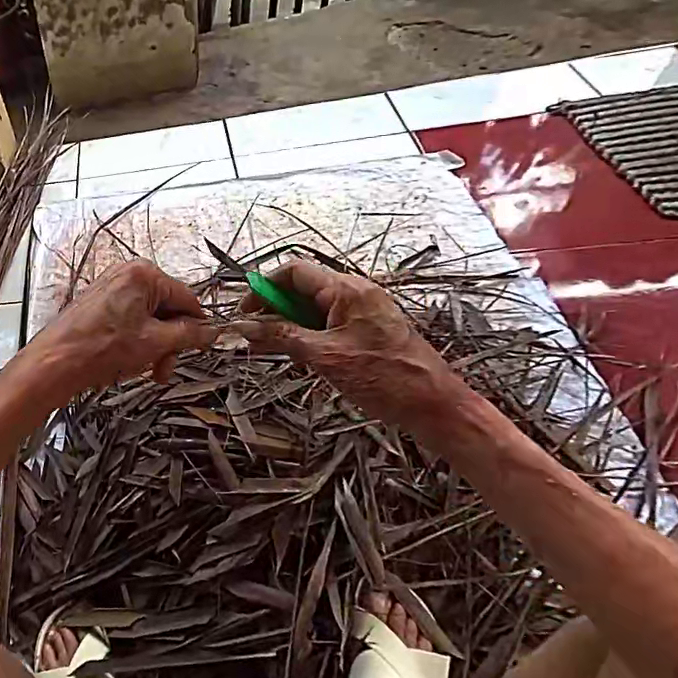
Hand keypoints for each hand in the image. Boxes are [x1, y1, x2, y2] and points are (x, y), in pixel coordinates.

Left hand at [9, 260, 217, 407]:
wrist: (54, 364)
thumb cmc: (100, 349)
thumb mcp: (155, 343)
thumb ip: (189, 334)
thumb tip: (212, 332)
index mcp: (144, 274)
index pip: (187, 299)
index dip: (196, 328)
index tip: (198, 350)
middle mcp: (127, 274)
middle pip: (167, 310)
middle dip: (169, 343)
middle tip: (163, 370)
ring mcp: (111, 289)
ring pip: (149, 320)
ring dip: (153, 347)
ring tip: (144, 369)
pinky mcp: (99, 306)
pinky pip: (130, 322)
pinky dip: (135, 343)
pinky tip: (126, 362)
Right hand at [231, 261, 463, 429]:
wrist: (434, 405)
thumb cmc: (385, 378)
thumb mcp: (324, 356)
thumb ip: (281, 337)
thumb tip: (244, 326)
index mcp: (347, 290)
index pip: (294, 271)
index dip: (264, 288)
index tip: (246, 313)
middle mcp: (356, 293)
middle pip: (302, 289)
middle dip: (275, 310)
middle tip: (255, 336)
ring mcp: (363, 310)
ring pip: (314, 308)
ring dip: (290, 325)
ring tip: (276, 350)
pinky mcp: (367, 329)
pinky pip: (328, 322)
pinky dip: (309, 335)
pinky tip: (301, 358)